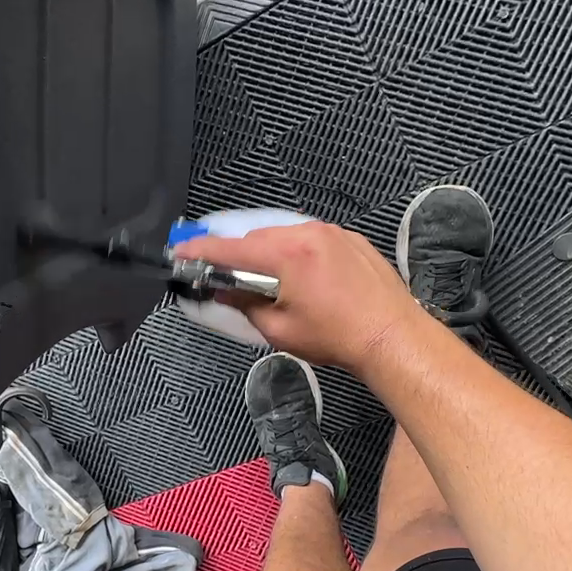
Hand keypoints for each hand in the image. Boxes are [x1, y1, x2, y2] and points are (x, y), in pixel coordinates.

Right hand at [175, 221, 426, 369]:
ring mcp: (332, 233)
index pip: (231, 249)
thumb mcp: (278, 329)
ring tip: (259, 279)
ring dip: (264, 253)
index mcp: (288, 255)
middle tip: (221, 276)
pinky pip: (308, 238)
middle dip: (235, 255)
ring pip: (282, 235)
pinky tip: (293, 276)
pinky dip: (292, 251)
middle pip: (255, 238)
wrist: (391, 336)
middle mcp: (309, 234)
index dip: (200, 251)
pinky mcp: (349, 240)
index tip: (180, 250)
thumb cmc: (338, 337)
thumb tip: (225, 292)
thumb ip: (244, 304)